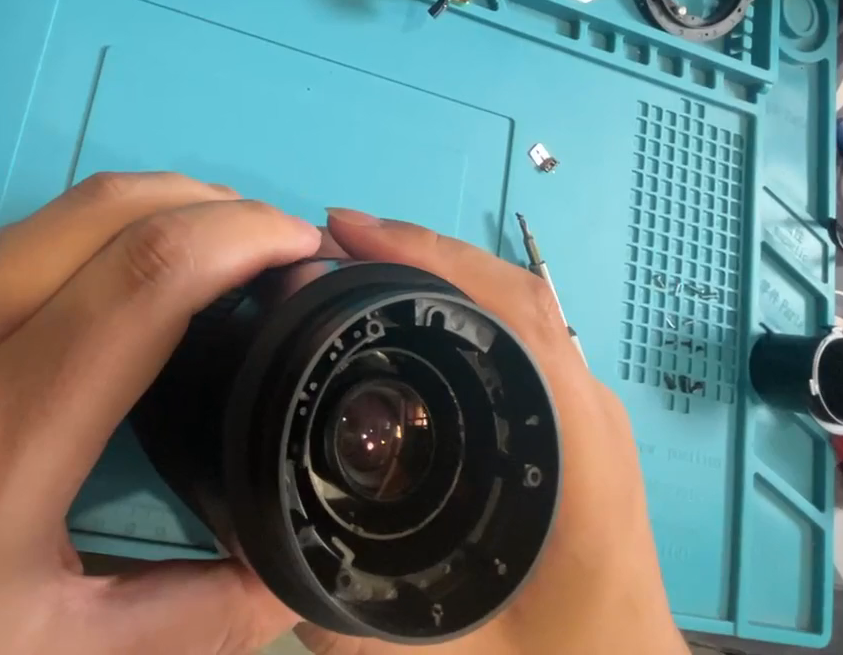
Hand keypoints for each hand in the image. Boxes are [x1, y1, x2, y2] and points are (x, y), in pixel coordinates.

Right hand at [297, 210, 686, 654]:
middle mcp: (584, 409)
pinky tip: (407, 315)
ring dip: (437, 269)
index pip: (511, 309)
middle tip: (333, 239)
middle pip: (509, 290)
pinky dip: (456, 303)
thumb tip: (258, 557)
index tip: (346, 231)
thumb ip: (351, 620)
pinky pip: (513, 333)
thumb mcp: (447, 652)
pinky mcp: (570, 421)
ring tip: (359, 259)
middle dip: (419, 248)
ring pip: (513, 305)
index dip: (428, 253)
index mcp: (571, 441)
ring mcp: (582, 411)